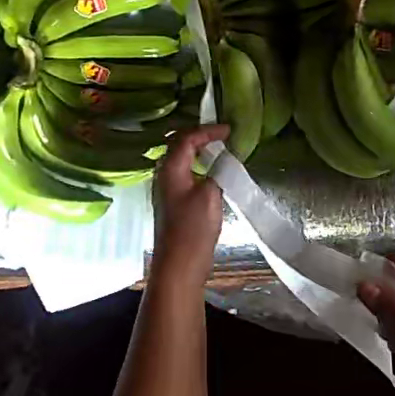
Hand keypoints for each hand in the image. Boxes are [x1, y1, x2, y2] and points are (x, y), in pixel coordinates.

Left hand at [150, 125, 228, 284]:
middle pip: (178, 144)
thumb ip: (216, 171)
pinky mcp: (175, 202)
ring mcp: (167, 190)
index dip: (208, 130)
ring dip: (198, 149)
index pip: (186, 138)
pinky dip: (198, 164)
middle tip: (222, 133)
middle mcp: (164, 175)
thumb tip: (223, 158)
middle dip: (199, 135)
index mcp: (170, 169)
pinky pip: (185, 172)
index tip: (230, 130)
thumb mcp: (210, 194)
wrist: (179, 265)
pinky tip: (212, 171)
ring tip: (219, 147)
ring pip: (180, 158)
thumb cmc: (193, 229)